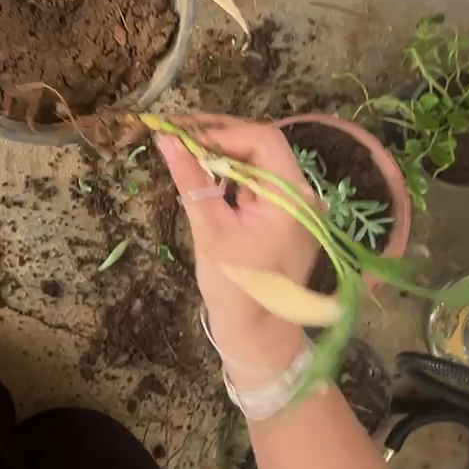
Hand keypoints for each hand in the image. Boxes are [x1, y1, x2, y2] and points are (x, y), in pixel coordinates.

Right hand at [155, 116, 319, 377]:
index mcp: (292, 197)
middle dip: (219, 138)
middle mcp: (302, 194)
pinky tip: (204, 175)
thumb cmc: (235, 287)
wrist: (257, 336)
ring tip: (184, 151)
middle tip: (177, 136)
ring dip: (221, 153)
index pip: (262, 140)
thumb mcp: (209, 229)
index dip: (223, 132)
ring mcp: (295, 205)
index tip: (185, 138)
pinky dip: (230, 172)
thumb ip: (191, 179)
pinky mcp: (284, 214)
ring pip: (257, 160)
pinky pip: (256, 180)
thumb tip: (166, 139)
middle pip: (261, 145)